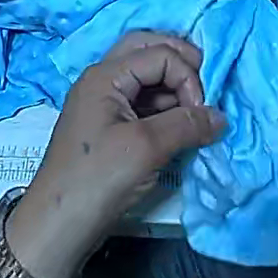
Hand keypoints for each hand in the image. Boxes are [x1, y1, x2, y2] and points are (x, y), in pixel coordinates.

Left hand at [7, 32, 225, 277]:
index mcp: (106, 75)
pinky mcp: (109, 125)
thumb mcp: (146, 148)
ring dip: (174, 87)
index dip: (187, 77)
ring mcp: (104, 102)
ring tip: (194, 114)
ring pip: (146, 76)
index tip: (200, 113)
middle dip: (181, 64)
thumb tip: (220, 117)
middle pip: (148, 50)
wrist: (57, 227)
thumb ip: (186, 124)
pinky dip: (165, 106)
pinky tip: (180, 126)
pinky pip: (142, 100)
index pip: (160, 54)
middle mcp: (103, 79)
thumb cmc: (98, 179)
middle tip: (205, 89)